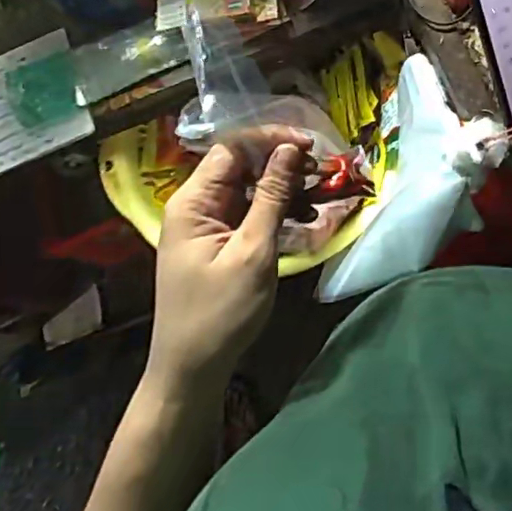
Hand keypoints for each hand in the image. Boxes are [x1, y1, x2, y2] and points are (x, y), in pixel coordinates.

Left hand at [148, 128, 311, 393]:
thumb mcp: (252, 252)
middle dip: (282, 164)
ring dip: (283, 188)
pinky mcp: (218, 242)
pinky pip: (248, 213)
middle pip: (241, 166)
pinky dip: (275, 211)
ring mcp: (206, 224)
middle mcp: (196, 204)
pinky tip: (302, 217)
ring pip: (248, 189)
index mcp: (192, 200)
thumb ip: (271, 197)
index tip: (309, 146)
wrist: (190, 370)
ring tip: (318, 194)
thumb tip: (290, 150)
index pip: (232, 148)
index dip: (270, 140)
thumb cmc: (219, 313)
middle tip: (321, 172)